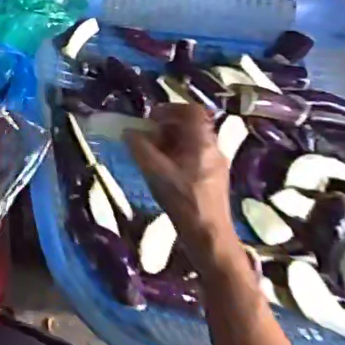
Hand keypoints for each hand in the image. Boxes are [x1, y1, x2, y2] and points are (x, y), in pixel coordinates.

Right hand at [125, 105, 236, 272]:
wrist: (209, 235)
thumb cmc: (183, 200)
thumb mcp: (155, 172)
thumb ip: (140, 148)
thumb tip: (129, 132)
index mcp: (202, 143)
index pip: (192, 111)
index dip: (170, 109)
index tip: (150, 118)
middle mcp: (213, 148)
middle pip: (191, 125)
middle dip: (166, 125)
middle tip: (146, 135)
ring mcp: (215, 163)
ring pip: (192, 140)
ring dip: (170, 140)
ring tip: (150, 152)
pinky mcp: (212, 177)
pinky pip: (194, 154)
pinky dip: (176, 154)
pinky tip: (163, 169)